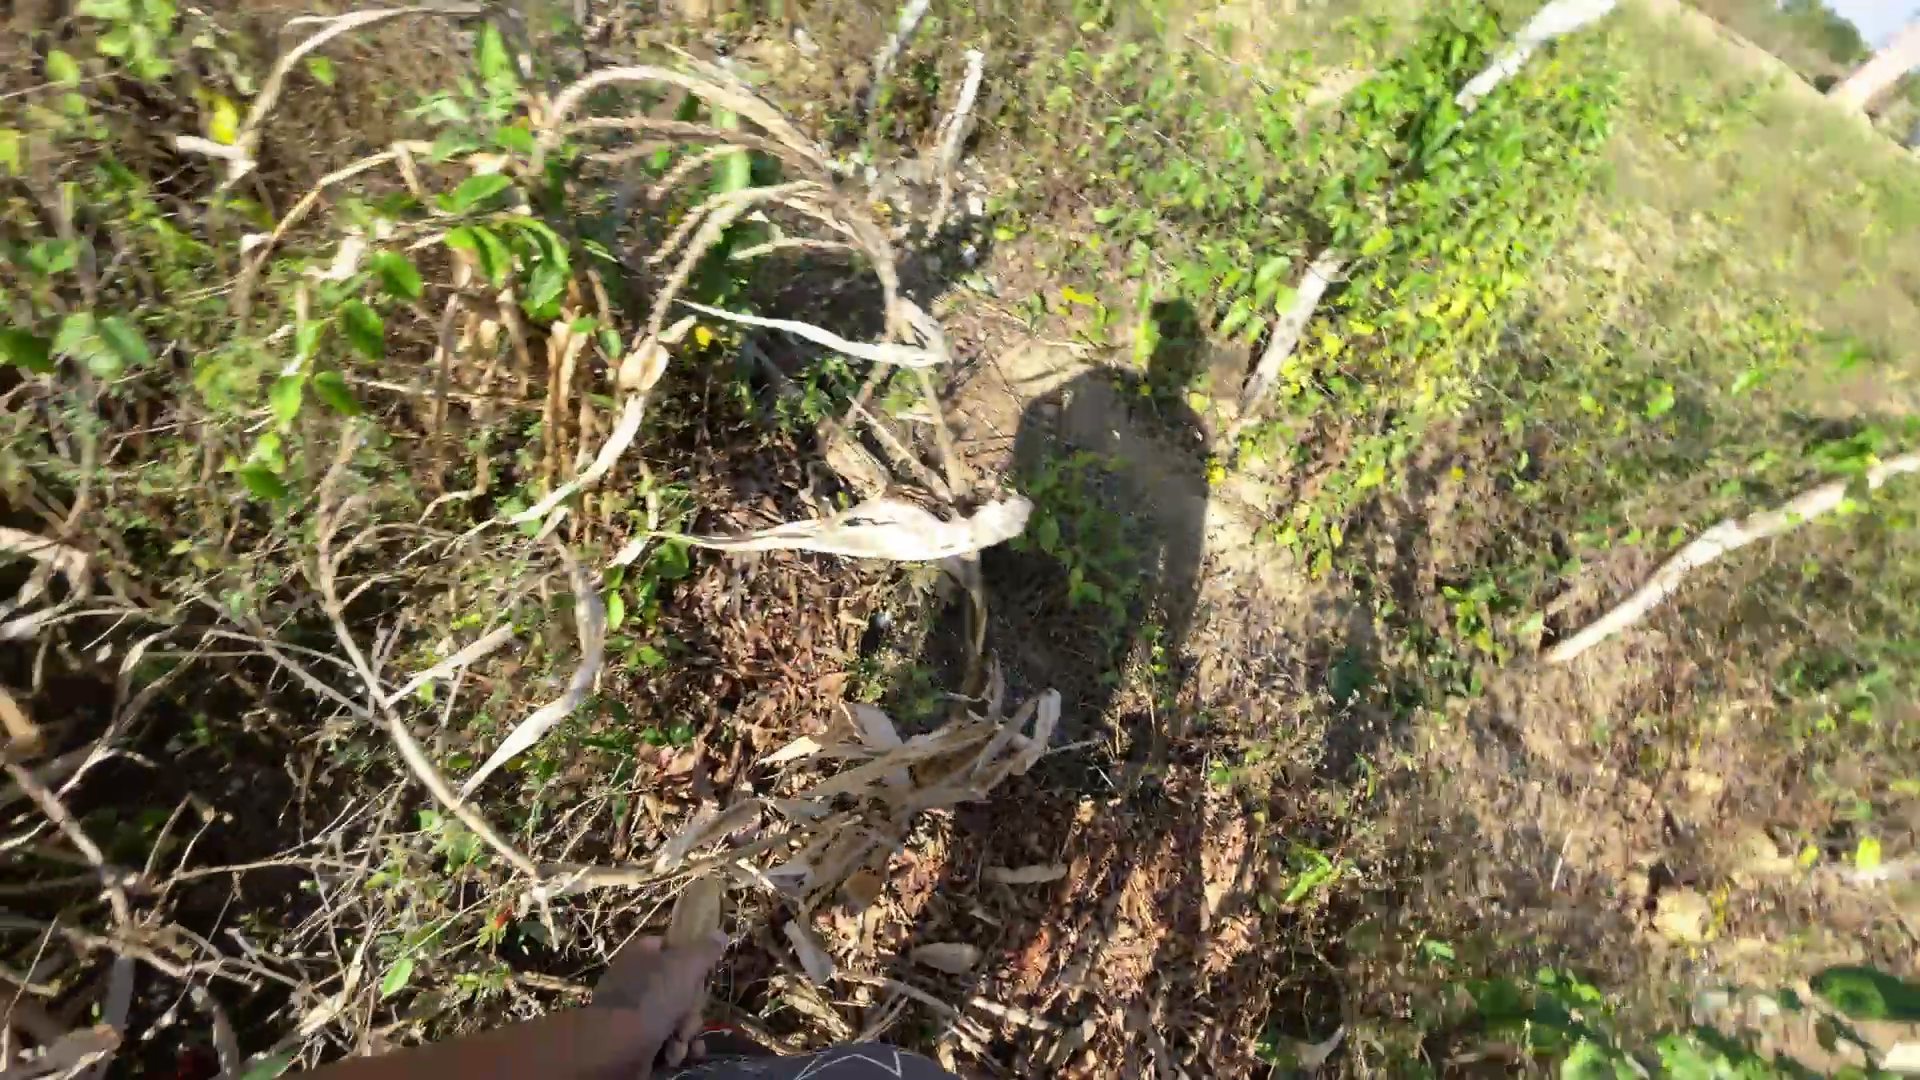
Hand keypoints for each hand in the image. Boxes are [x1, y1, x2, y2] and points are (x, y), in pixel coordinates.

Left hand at [593, 932, 726, 1075]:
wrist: (615, 1050)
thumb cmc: (652, 997)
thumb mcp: (687, 965)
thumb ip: (706, 950)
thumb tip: (721, 933)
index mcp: (642, 954)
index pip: (670, 945)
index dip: (690, 956)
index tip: (703, 971)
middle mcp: (635, 981)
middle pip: (678, 985)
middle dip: (692, 1005)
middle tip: (690, 1014)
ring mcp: (634, 1014)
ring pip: (675, 1015)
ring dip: (686, 1030)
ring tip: (681, 1040)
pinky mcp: (635, 1043)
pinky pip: (664, 1039)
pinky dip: (676, 1048)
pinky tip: (679, 1054)